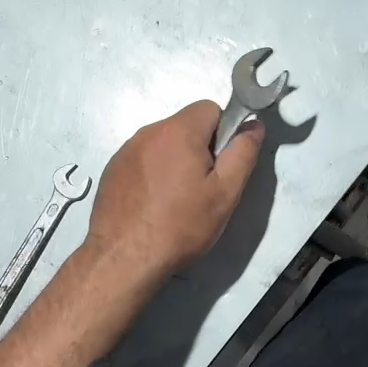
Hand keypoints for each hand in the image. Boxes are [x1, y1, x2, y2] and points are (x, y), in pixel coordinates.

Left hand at [83, 100, 263, 281]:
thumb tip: (254, 125)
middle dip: (200, 148)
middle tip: (203, 187)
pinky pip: (144, 158)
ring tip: (177, 200)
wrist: (123, 258)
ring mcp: (126, 150)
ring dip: (176, 160)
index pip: (210, 108)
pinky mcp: (113, 169)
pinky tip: (154, 205)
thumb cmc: (181, 225)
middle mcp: (149, 132)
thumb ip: (243, 153)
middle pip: (186, 125)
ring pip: (165, 143)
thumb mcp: (225, 192)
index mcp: (178, 131)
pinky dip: (154, 173)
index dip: (223, 132)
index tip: (221, 165)